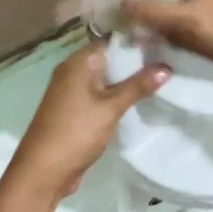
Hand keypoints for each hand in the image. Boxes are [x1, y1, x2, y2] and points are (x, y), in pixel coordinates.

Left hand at [6, 43, 168, 198]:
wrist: (43, 171)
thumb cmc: (76, 132)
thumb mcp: (111, 108)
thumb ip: (138, 86)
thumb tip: (166, 67)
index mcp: (78, 63)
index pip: (110, 41)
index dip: (136, 40)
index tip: (163, 42)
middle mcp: (72, 72)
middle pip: (109, 59)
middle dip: (135, 62)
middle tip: (169, 61)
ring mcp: (72, 92)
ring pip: (105, 79)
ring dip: (128, 81)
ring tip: (161, 79)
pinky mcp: (75, 111)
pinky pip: (100, 96)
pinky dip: (117, 97)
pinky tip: (138, 102)